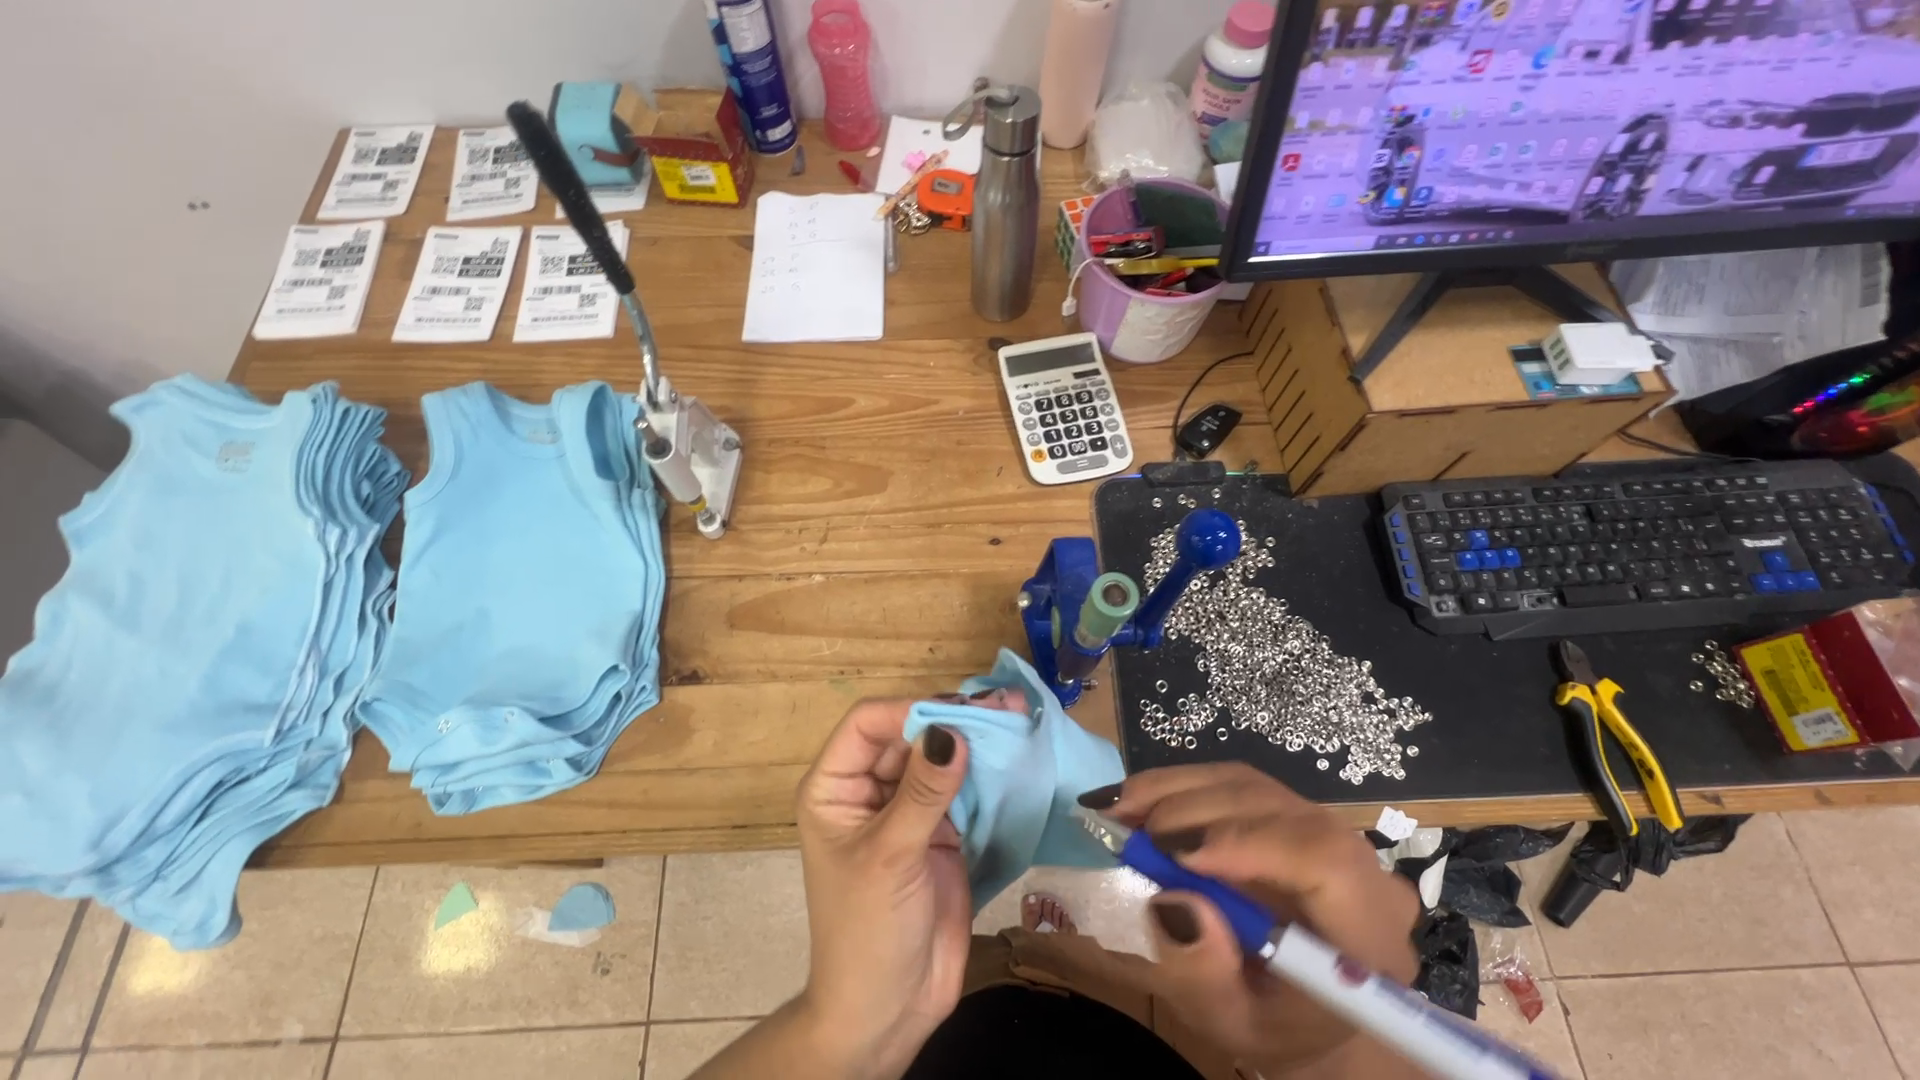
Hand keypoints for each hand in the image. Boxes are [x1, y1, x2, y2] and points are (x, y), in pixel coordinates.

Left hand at [791, 694, 995, 1077]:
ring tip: (1018, 718)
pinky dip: (990, 774)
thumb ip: (922, 792)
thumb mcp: (890, 856)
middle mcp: (870, 790)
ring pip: (942, 758)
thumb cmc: (867, 930)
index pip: (868, 724)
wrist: (889, 1009)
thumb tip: (952, 730)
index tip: (958, 714)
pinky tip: (1018, 758)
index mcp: (835, 788)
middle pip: (910, 735)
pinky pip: (966, 790)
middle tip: (1004, 707)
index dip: (909, 711)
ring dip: (977, 742)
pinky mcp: (943, 833)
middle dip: (952, 719)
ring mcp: (909, 811)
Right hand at [1088, 763, 1421, 1077]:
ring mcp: (1329, 831)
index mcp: (1366, 936)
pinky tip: (1138, 799)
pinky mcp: (1293, 813)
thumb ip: (1205, 975)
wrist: (1306, 1012)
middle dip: (1194, 811)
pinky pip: (1237, 785)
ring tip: (1118, 807)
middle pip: (1280, 812)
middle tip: (1122, 826)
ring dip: (1177, 790)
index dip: (1248, 842)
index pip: (1327, 863)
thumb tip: (1173, 903)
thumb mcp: (1233, 1024)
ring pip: (1253, 787)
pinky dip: (1181, 786)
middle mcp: (1360, 870)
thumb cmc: (1275, 1026)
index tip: (1174, 853)